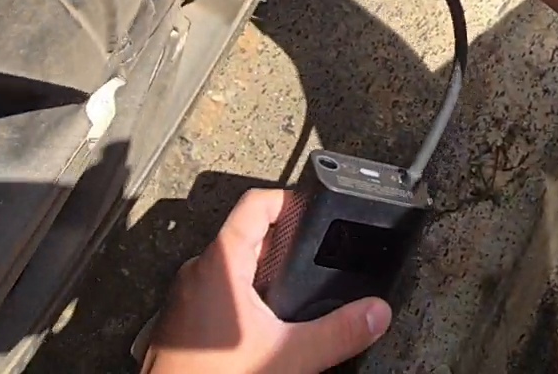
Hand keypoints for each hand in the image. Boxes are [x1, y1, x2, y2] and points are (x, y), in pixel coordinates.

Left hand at [142, 189, 390, 373]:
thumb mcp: (287, 358)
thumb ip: (336, 332)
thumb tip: (377, 312)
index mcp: (219, 263)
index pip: (256, 203)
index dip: (289, 200)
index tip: (313, 212)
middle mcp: (197, 272)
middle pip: (248, 234)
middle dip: (284, 244)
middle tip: (314, 258)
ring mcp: (185, 298)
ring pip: (233, 264)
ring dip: (264, 272)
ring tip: (294, 292)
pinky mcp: (180, 324)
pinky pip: (218, 290)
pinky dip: (245, 295)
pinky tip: (265, 324)